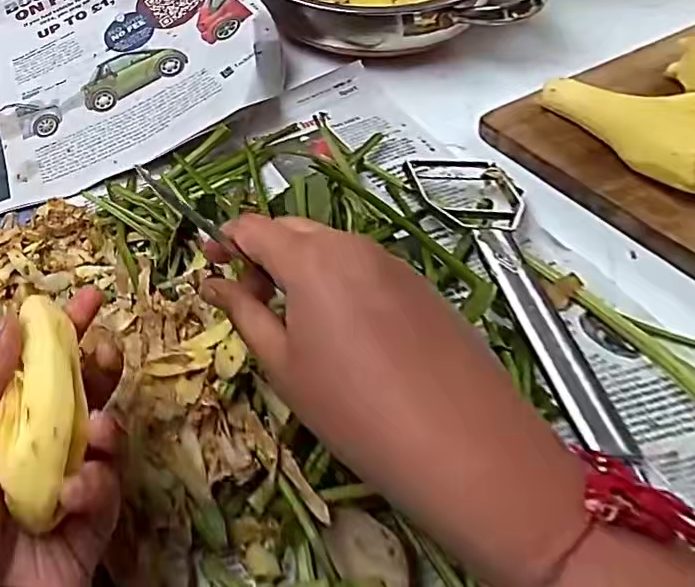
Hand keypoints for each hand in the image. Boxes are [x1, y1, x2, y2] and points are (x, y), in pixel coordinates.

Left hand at [0, 288, 124, 586]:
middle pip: (80, 390)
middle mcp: (38, 438)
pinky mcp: (92, 523)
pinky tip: (70, 499)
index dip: (63, 329)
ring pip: (104, 434)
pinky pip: (107, 490)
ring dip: (103, 425)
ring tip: (94, 432)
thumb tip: (16, 320)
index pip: (37, 361)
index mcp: (2, 412)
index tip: (88, 298)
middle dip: (99, 364)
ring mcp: (67, 479)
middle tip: (108, 348)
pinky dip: (94, 488)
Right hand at [200, 214, 694, 586]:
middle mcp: (353, 249)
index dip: (223, 242)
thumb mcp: (282, 363)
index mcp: (311, 260)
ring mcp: (396, 268)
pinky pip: (364, 267)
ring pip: (328, 246)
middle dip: (260, 251)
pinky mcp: (427, 291)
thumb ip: (242, 310)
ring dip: (298, 265)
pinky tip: (341, 329)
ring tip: (292, 315)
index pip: (250, 227)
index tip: (210, 266)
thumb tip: (212, 284)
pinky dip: (336, 280)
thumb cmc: (359, 413)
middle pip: (289, 228)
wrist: (484, 467)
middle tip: (248, 293)